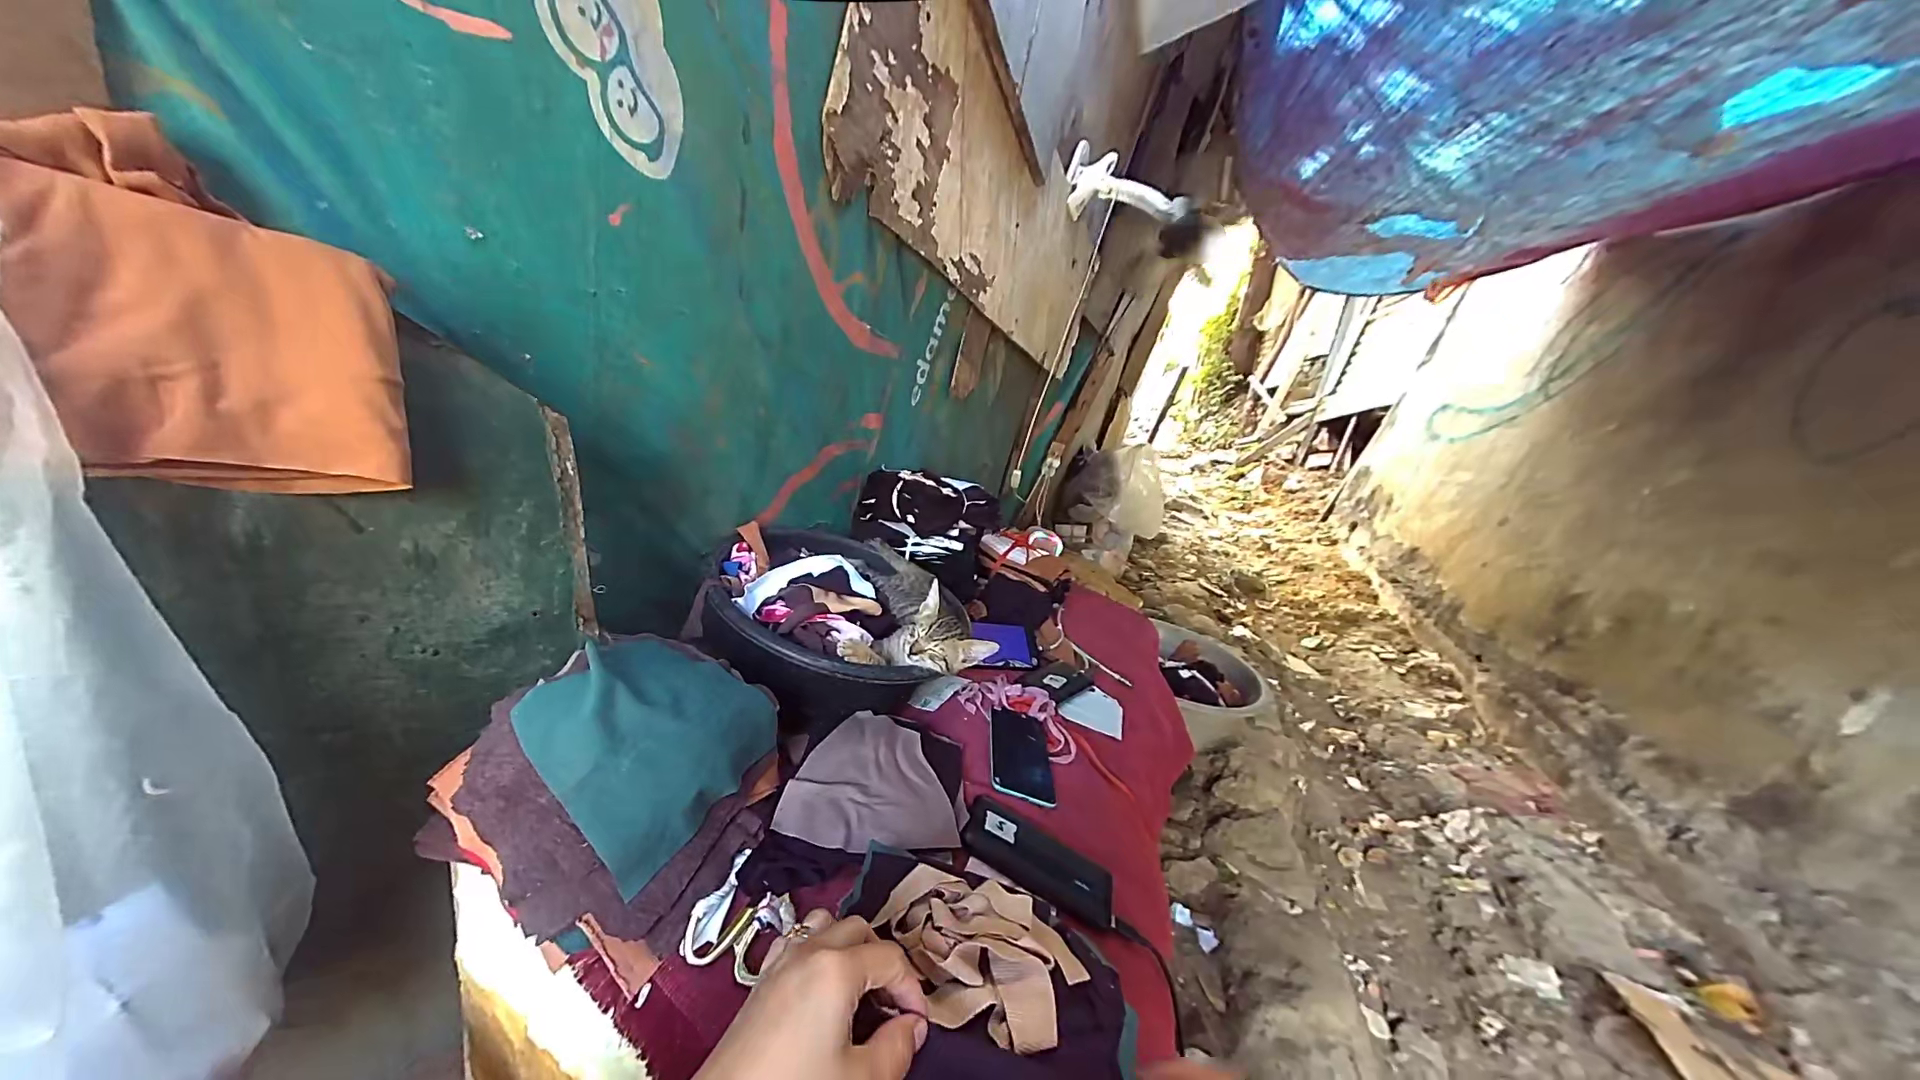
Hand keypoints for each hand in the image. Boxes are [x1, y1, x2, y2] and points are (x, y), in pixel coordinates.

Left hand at [695, 909, 929, 1079]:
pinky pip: (797, 940)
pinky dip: (817, 947)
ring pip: (827, 923)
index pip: (891, 958)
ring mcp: (782, 959)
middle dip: (884, 961)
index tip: (918, 1021)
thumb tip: (911, 1028)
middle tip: (893, 1003)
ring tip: (860, 984)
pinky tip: (820, 983)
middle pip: (861, 930)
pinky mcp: (762, 977)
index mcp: (837, 967)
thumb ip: (895, 1047)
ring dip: (850, 944)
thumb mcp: (858, 1079)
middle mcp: (810, 950)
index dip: (912, 989)